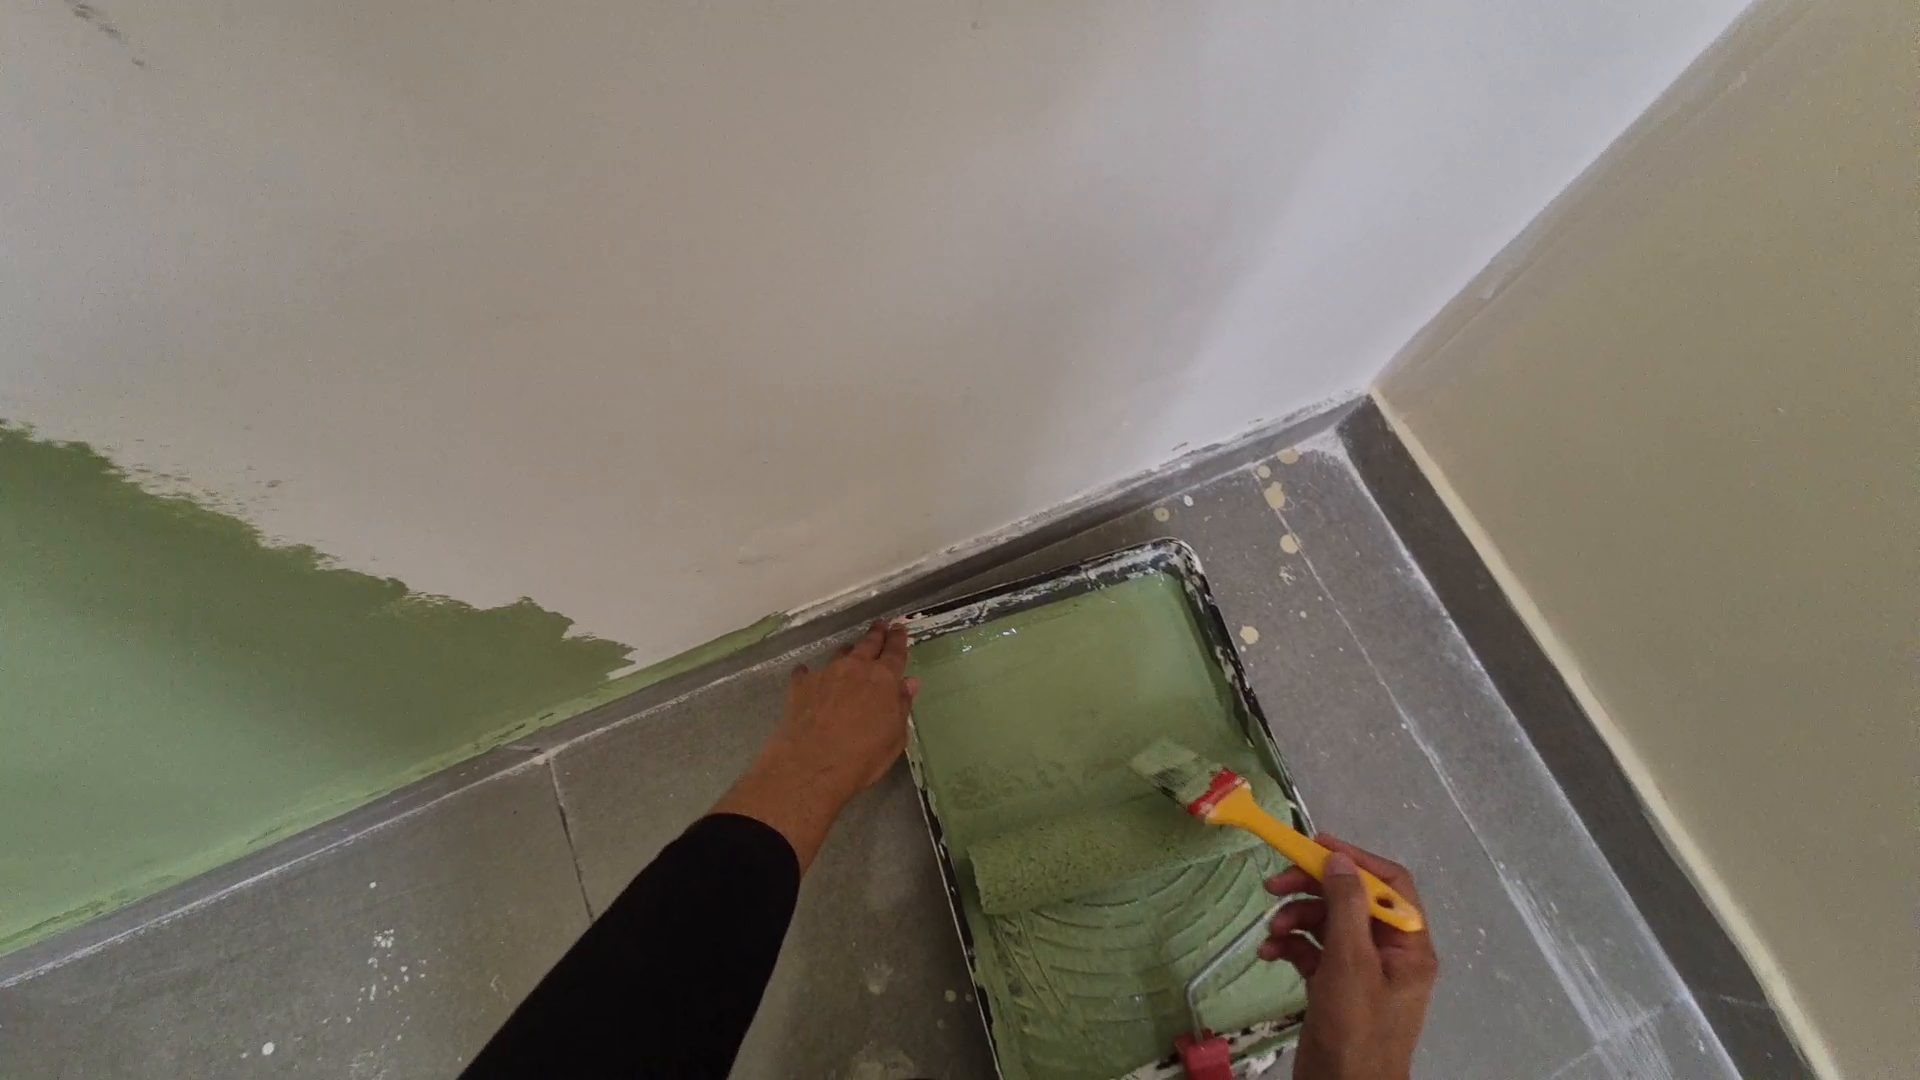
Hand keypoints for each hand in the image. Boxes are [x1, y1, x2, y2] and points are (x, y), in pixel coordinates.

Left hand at [711, 620, 917, 870]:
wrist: (812, 764)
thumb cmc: (863, 756)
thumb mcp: (895, 736)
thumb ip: (902, 706)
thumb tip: (910, 683)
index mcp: (884, 679)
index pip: (895, 652)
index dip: (898, 640)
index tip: (900, 628)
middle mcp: (856, 668)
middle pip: (869, 644)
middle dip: (876, 633)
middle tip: (880, 624)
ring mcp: (827, 673)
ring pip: (841, 654)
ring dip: (849, 652)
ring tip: (851, 651)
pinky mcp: (801, 685)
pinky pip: (806, 672)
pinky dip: (810, 673)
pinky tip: (806, 675)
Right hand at [1259, 835, 1437, 1079]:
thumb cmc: (1355, 1027)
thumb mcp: (1350, 962)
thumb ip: (1345, 905)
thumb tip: (1339, 858)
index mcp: (1407, 945)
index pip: (1389, 883)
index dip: (1354, 859)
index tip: (1315, 845)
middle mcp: (1386, 951)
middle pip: (1349, 898)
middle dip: (1311, 887)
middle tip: (1275, 883)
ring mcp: (1359, 968)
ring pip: (1325, 920)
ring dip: (1294, 917)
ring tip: (1271, 928)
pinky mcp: (1333, 983)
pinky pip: (1311, 947)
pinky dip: (1289, 944)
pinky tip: (1269, 952)